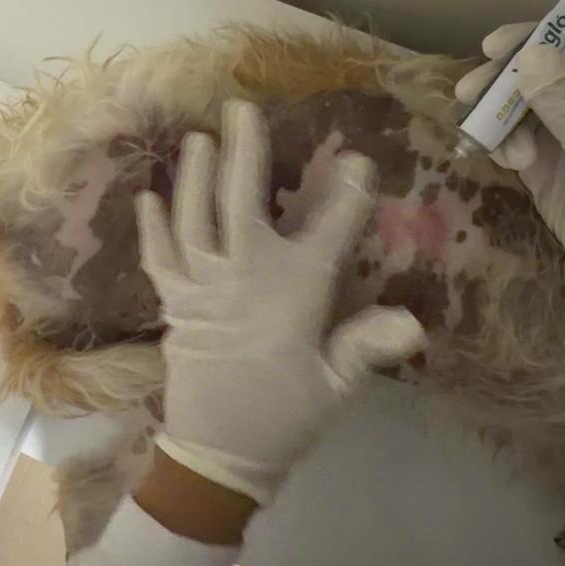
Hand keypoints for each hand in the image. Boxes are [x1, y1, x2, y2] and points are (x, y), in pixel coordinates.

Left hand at [136, 101, 427, 504]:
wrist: (216, 458)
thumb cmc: (284, 418)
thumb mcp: (336, 387)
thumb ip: (368, 346)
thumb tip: (417, 322)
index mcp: (292, 295)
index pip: (328, 232)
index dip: (346, 194)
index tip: (358, 158)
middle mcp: (243, 278)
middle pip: (241, 202)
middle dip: (244, 152)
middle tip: (241, 108)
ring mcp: (200, 287)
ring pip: (193, 218)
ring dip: (194, 175)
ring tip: (196, 137)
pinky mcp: (172, 303)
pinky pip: (158, 256)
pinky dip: (151, 226)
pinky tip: (147, 195)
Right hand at [455, 28, 564, 297]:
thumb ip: (564, 101)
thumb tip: (528, 56)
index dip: (535, 38)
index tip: (494, 45)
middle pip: (535, 72)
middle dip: (501, 80)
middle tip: (468, 91)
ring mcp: (559, 132)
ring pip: (516, 105)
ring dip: (496, 116)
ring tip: (485, 135)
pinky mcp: (538, 161)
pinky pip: (508, 138)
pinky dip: (500, 144)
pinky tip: (509, 162)